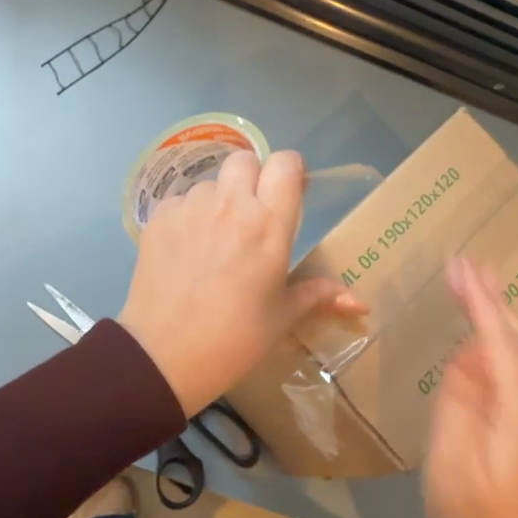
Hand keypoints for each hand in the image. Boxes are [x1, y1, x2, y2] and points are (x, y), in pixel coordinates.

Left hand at [118, 150, 366, 417]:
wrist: (163, 357)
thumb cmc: (234, 339)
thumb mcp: (281, 318)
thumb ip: (317, 296)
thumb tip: (359, 303)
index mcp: (268, 224)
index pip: (286, 163)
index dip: (290, 173)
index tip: (289, 196)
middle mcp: (230, 204)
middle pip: (245, 159)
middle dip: (253, 178)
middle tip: (253, 214)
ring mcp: (189, 208)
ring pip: (210, 183)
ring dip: (218, 201)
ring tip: (215, 241)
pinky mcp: (157, 219)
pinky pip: (180, 202)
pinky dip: (188, 217)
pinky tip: (186, 251)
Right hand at [424, 257, 517, 517]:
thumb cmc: (472, 514)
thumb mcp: (450, 459)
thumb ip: (457, 402)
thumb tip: (464, 359)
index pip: (498, 339)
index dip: (477, 301)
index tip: (458, 266)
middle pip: (516, 339)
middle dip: (492, 299)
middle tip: (469, 262)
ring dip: (498, 316)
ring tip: (477, 284)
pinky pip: (516, 371)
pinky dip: (499, 342)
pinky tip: (484, 337)